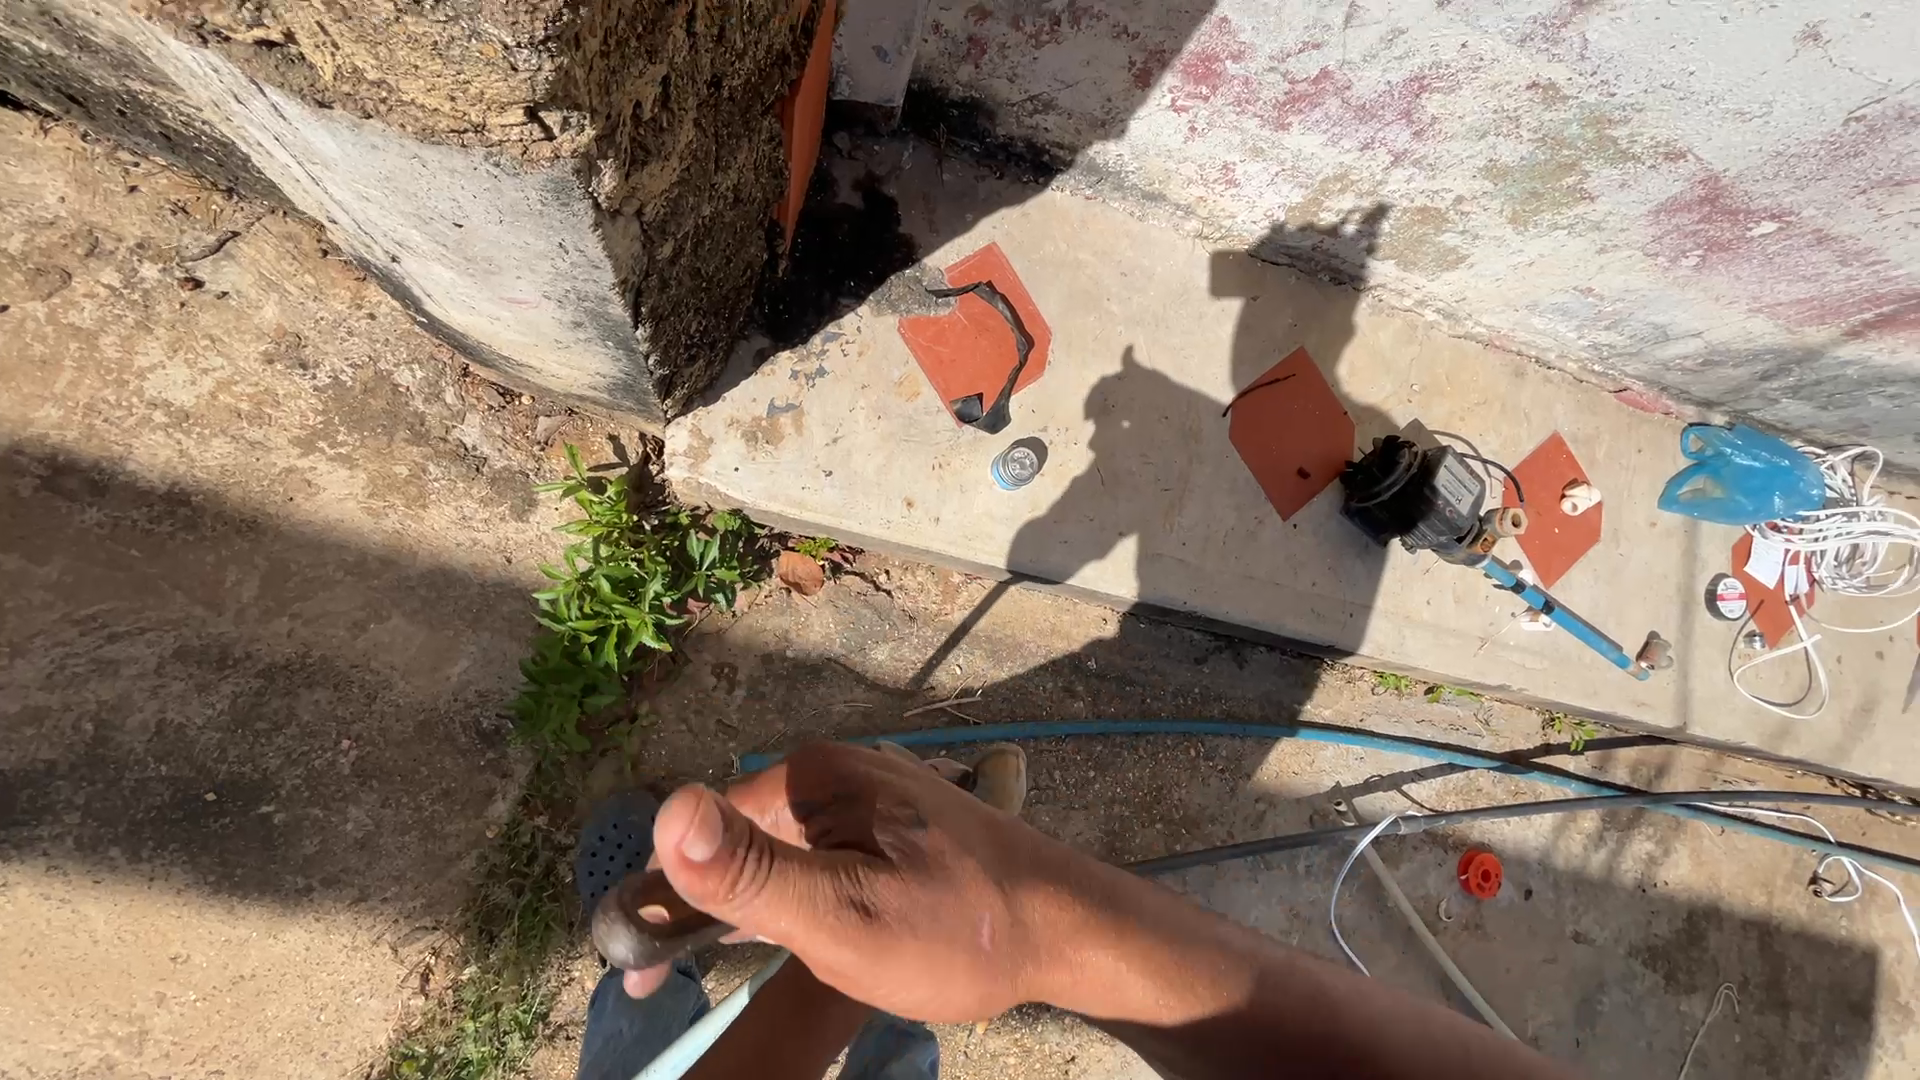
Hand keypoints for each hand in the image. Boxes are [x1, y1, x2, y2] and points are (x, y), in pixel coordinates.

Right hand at [626, 741, 1088, 1022]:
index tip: (648, 972)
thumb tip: (667, 809)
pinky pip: (825, 851)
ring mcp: (871, 792)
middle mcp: (839, 769)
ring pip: (784, 847)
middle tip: (700, 974)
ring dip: (759, 901)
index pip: (707, 829)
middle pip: (744, 835)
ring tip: (762, 957)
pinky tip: (810, 929)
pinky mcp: (893, 820)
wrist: (1061, 925)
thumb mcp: (842, 913)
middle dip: (715, 902)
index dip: (671, 900)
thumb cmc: (954, 927)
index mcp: (815, 776)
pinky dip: (803, 892)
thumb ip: (753, 872)